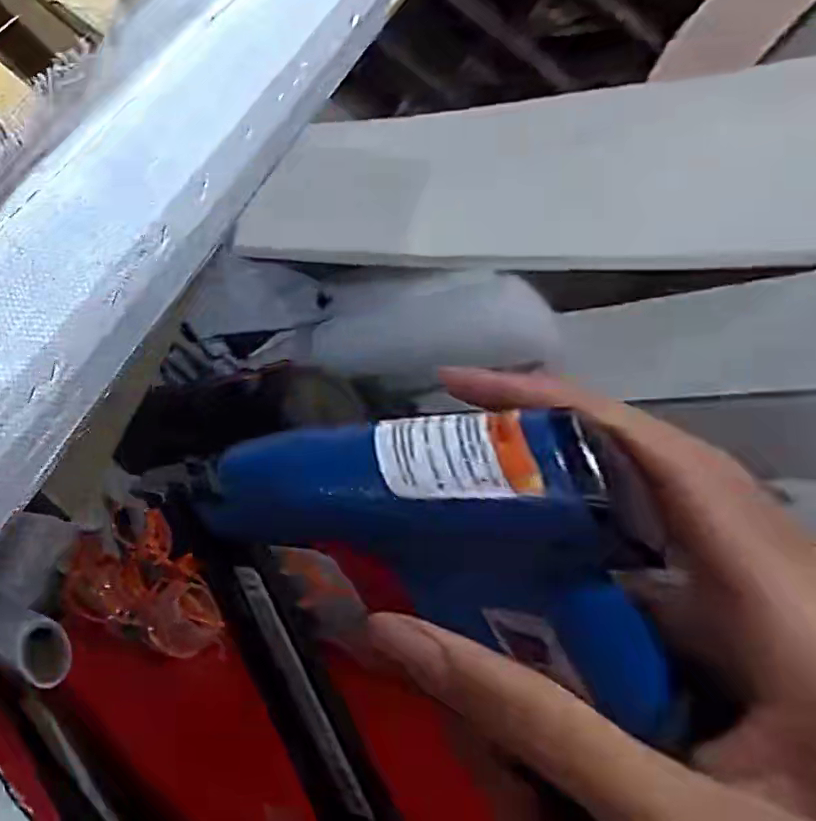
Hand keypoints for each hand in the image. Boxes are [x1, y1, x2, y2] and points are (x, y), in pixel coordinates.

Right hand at [368, 367, 815, 820]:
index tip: (457, 385)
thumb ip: (538, 724)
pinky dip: (569, 612)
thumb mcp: (684, 816)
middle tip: (428, 479)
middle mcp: (789, 605)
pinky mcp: (763, 672)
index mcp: (799, 621)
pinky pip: (645, 611)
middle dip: (526, 479)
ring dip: (536, 564)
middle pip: (637, 500)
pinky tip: (524, 650)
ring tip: (453, 578)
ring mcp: (776, 639)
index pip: (678, 469)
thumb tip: (388, 628)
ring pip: (630, 565)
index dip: (567, 406)